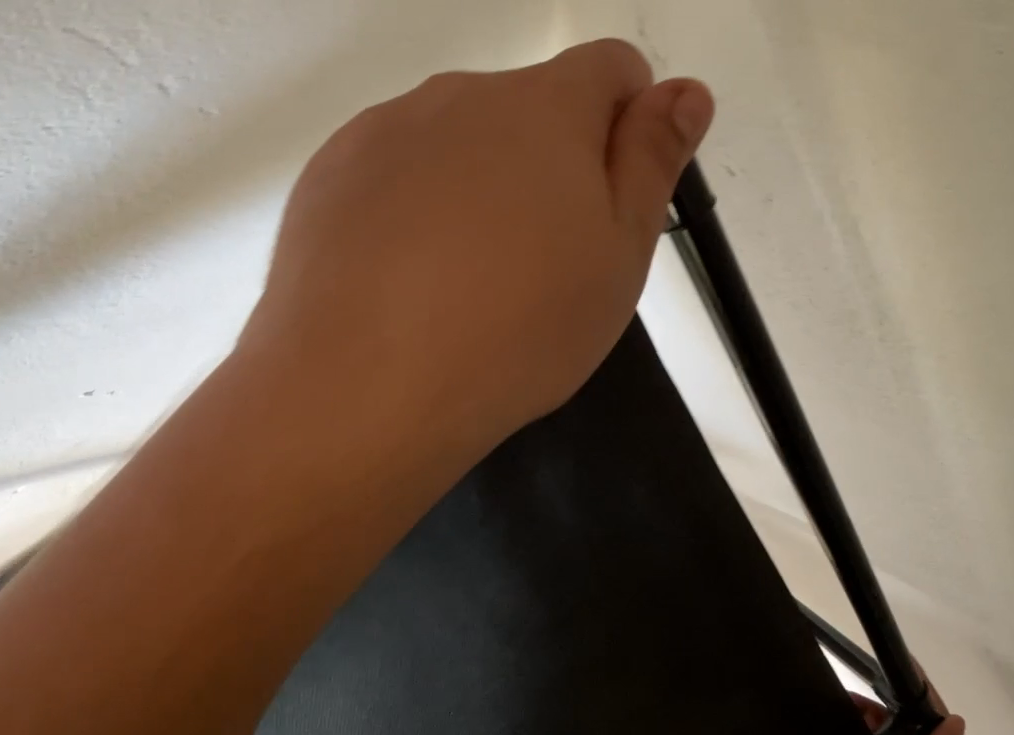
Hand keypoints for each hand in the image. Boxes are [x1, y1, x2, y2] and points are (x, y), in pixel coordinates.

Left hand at [240, 40, 714, 457]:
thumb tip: (684, 90)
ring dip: (478, 192)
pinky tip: (408, 287)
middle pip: (528, 111)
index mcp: (546, 108)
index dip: (630, 127)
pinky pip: (394, 178)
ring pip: (457, 146)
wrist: (367, 385)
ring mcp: (384, 131)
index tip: (613, 206)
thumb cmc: (518, 330)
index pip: (612, 69)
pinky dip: (413, 214)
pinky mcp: (329, 176)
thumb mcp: (617, 259)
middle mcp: (461, 96)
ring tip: (467, 290)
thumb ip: (653, 164)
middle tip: (542, 272)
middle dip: (549, 170)